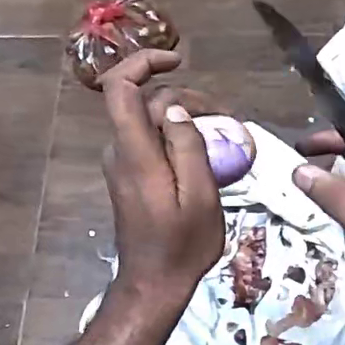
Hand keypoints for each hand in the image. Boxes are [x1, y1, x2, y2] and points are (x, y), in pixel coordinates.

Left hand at [100, 50, 224, 307]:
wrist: (153, 283)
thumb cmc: (182, 245)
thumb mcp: (200, 196)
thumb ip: (188, 148)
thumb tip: (177, 110)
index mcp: (136, 152)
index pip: (120, 88)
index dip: (143, 62)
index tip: (178, 62)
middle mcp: (120, 151)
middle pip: (144, 102)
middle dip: (185, 98)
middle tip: (224, 119)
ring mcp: (121, 164)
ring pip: (148, 121)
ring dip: (182, 119)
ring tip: (220, 138)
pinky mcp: (128, 176)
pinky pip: (149, 141)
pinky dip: (174, 138)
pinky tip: (201, 156)